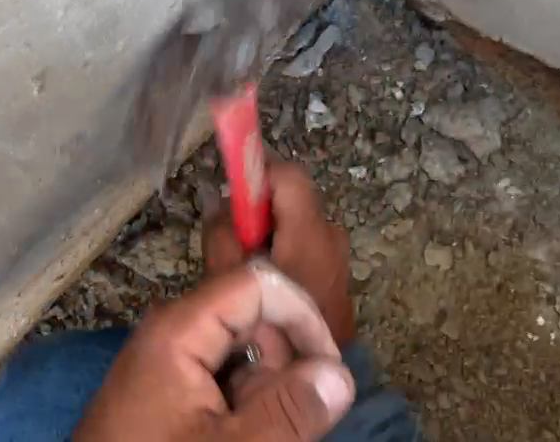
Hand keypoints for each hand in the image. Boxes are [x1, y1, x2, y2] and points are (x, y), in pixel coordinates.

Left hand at [75, 260, 356, 441]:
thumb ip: (288, 412)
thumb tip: (341, 373)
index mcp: (181, 325)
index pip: (256, 283)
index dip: (302, 317)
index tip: (332, 371)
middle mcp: (173, 327)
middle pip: (252, 319)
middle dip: (281, 369)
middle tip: (276, 427)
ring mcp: (169, 355)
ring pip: (242, 354)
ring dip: (263, 396)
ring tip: (244, 436)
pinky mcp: (168, 385)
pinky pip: (221, 378)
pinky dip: (241, 407)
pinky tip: (235, 435)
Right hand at [202, 162, 356, 344]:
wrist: (310, 387)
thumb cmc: (268, 333)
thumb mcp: (228, 278)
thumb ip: (221, 231)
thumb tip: (218, 196)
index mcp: (309, 233)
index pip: (289, 174)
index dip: (259, 171)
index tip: (234, 188)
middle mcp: (333, 240)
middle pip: (294, 199)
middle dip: (262, 207)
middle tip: (234, 234)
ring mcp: (341, 264)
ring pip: (301, 226)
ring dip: (274, 232)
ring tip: (248, 264)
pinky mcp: (340, 285)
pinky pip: (310, 251)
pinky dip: (289, 253)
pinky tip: (269, 285)